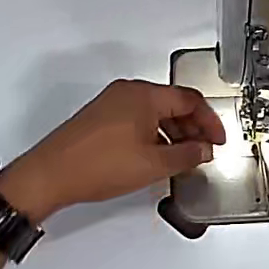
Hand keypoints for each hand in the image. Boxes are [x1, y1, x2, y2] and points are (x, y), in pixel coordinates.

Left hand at [0, 80, 226, 219]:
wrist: (51, 176)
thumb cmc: (95, 165)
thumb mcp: (154, 164)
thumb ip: (187, 155)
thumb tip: (203, 150)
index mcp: (144, 95)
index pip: (190, 100)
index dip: (209, 122)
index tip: (217, 140)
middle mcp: (128, 92)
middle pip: (173, 104)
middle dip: (192, 128)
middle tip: (203, 150)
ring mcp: (112, 103)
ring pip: (155, 112)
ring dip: (173, 133)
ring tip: (182, 158)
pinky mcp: (102, 117)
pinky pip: (138, 119)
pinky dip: (154, 134)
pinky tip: (157, 156)